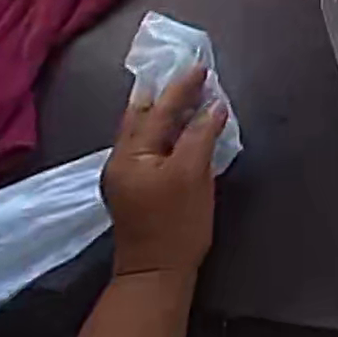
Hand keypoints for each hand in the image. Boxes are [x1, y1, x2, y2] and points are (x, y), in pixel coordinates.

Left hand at [101, 64, 227, 278]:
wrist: (158, 270)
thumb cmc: (176, 220)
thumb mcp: (193, 173)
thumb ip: (202, 135)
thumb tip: (215, 106)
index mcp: (129, 156)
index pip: (157, 112)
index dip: (180, 88)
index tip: (200, 66)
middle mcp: (122, 161)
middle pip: (142, 118)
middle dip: (164, 94)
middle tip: (186, 73)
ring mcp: (130, 175)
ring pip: (148, 131)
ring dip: (168, 111)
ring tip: (189, 93)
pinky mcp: (142, 185)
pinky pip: (155, 145)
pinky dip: (170, 129)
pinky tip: (184, 126)